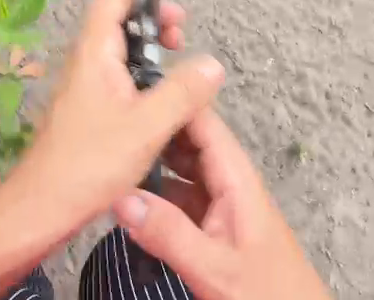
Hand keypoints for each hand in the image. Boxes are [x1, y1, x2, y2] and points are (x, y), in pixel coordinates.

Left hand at [0, 0, 225, 238]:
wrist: (40, 208)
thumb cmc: (90, 163)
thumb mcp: (147, 127)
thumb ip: (183, 92)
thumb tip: (212, 63)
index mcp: (95, 51)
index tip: (176, 17)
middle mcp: (85, 59)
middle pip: (118, 18)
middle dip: (153, 23)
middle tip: (180, 43)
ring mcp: (82, 83)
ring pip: (118, 50)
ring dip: (147, 52)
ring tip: (175, 73)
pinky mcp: (84, 107)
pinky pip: (115, 76)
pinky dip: (138, 76)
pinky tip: (157, 104)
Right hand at [113, 109, 333, 299]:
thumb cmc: (266, 294)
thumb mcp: (214, 267)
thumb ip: (169, 233)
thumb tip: (119, 196)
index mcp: (234, 175)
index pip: (201, 119)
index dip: (168, 101)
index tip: (126, 93)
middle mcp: (228, 180)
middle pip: (188, 139)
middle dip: (154, 131)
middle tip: (108, 126)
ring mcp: (221, 203)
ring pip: (182, 168)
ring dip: (153, 162)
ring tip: (111, 155)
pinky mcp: (214, 227)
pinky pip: (181, 196)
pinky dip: (157, 193)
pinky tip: (129, 199)